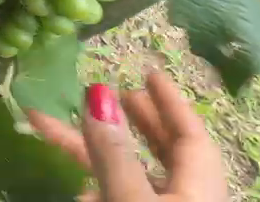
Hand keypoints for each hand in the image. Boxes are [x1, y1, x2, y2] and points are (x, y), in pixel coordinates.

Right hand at [26, 73, 230, 201]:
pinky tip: (76, 187)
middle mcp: (188, 200)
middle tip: (117, 91)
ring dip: (98, 149)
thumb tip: (97, 93)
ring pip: (136, 173)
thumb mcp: (130, 199)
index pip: (193, 139)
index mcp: (201, 191)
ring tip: (57, 127)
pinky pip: (123, 194)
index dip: (172, 103)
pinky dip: (98, 180)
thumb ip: (113, 152)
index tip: (149, 71)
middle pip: (167, 153)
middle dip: (138, 121)